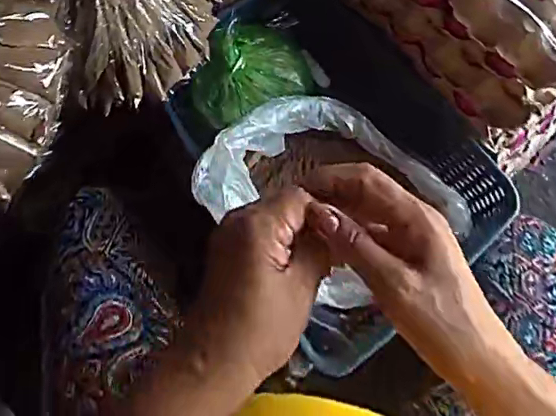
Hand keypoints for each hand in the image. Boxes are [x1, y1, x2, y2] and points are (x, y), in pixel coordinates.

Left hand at [119, 187, 329, 415]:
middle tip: (333, 250)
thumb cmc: (261, 328)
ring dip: (294, 233)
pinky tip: (292, 266)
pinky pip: (257, 232)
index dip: (323, 212)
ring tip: (317, 260)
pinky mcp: (224, 246)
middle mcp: (238, 217)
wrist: (214, 359)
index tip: (341, 236)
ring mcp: (227, 230)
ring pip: (270, 217)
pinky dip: (276, 242)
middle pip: (282, 204)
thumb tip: (330, 231)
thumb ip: (317, 251)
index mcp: (257, 223)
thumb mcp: (300, 290)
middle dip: (309, 223)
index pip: (298, 196)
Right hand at [299, 163, 495, 385]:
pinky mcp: (412, 257)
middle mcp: (416, 217)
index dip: (332, 177)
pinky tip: (332, 246)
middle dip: (333, 193)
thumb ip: (355, 245)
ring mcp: (415, 237)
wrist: (486, 369)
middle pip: (367, 191)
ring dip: (340, 214)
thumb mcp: (394, 286)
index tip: (301, 188)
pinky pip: (375, 234)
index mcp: (417, 215)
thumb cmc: (444, 326)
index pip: (366, 178)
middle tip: (299, 207)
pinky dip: (352, 234)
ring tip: (309, 224)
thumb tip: (318, 211)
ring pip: (369, 212)